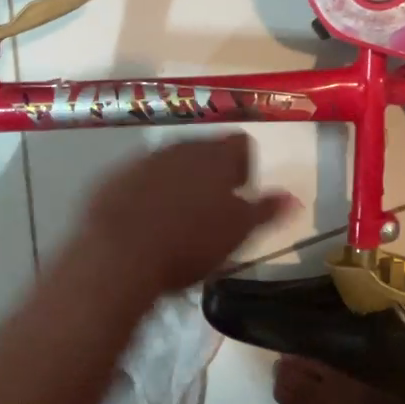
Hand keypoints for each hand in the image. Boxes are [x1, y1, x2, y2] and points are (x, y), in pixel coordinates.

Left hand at [77, 134, 294, 295]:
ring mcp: (142, 161)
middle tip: (210, 210)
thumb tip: (295, 199)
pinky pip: (136, 181)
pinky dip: (143, 195)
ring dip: (176, 183)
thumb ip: (267, 210)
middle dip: (210, 174)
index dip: (245, 166)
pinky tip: (142, 225)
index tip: (241, 193)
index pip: (242, 143)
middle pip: (204, 151)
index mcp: (217, 154)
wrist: (116, 260)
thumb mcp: (238, 232)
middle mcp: (181, 147)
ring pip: (169, 164)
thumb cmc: (189, 244)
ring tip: (176, 220)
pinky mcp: (109, 181)